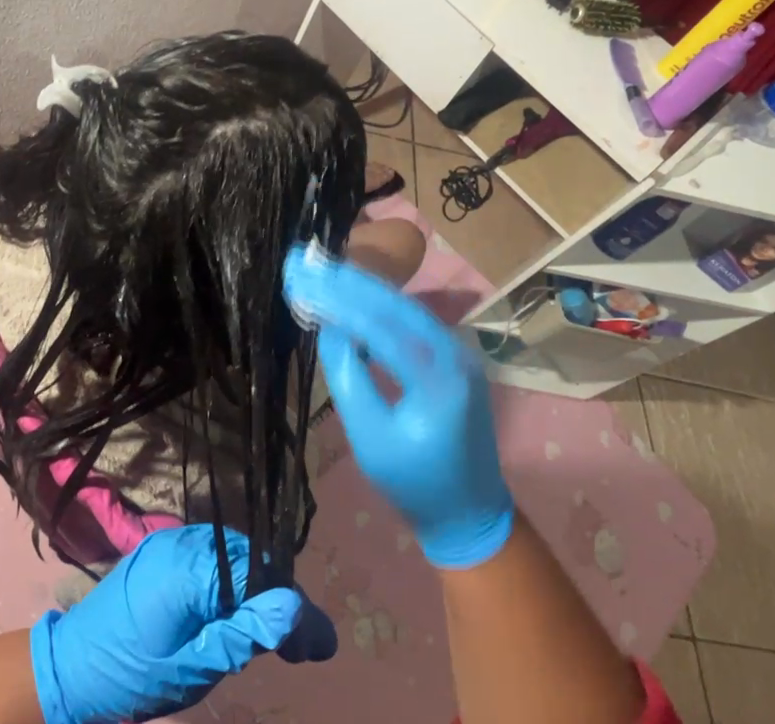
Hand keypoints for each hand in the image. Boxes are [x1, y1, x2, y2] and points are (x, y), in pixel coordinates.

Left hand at [31, 524, 335, 723]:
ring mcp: (171, 543)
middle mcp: (184, 541)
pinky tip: (241, 620)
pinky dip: (233, 588)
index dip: (291, 607)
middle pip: (252, 562)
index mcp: (190, 565)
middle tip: (302, 650)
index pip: (261, 572)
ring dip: (258, 596)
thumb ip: (245, 633)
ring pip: (236, 561)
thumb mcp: (195, 664)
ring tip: (277, 640)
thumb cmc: (133, 673)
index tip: (314, 647)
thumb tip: (295, 604)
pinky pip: (213, 561)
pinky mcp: (163, 553)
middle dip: (279, 602)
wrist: (70, 668)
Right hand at [283, 244, 515, 568]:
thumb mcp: (370, 439)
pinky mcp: (455, 359)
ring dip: (366, 290)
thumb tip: (330, 331)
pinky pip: (415, 323)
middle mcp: (455, 356)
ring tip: (326, 273)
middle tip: (309, 265)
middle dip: (350, 283)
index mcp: (438, 381)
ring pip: (408, 309)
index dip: (339, 302)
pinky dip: (382, 308)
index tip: (304, 282)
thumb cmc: (414, 482)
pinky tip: (357, 298)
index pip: (381, 327)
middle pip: (397, 306)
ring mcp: (460, 355)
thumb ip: (349, 380)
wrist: (470, 510)